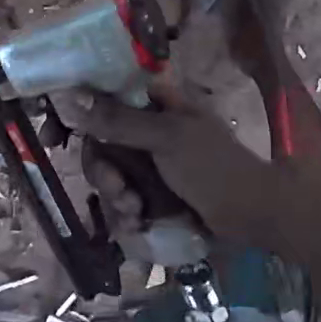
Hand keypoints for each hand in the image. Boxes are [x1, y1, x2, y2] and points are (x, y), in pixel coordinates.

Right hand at [64, 83, 320, 259]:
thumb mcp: (168, 139)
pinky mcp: (157, 195)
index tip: (61, 133)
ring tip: (137, 213)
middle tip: (121, 191)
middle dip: (105, 171)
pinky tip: (140, 224)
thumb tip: (71, 97)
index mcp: (158, 104)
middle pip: (102, 143)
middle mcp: (151, 129)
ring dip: (116, 198)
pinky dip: (127, 215)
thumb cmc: (218, 168)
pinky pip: (125, 201)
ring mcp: (154, 164)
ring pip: (111, 176)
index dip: (83, 114)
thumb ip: (119, 120)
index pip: (106, 97)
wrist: (259, 218)